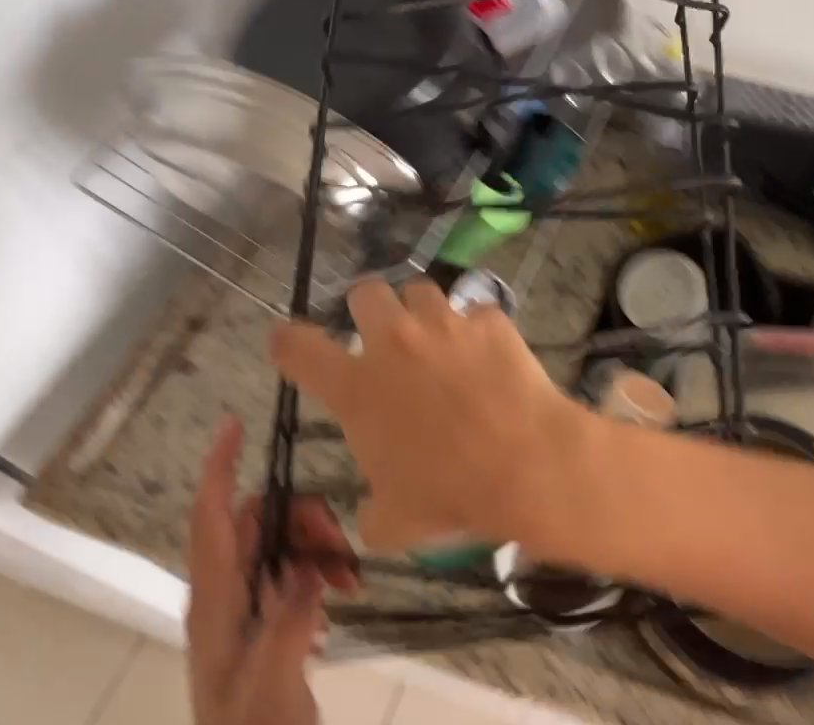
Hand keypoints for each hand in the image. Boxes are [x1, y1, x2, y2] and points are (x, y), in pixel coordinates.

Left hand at [186, 418, 356, 724]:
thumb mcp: (270, 686)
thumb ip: (287, 626)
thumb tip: (308, 568)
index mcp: (214, 603)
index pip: (209, 521)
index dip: (217, 470)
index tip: (233, 426)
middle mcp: (224, 594)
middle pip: (257, 522)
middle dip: (302, 516)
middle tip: (342, 546)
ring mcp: (245, 605)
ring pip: (281, 541)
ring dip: (319, 544)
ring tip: (353, 578)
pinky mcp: (267, 617)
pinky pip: (295, 569)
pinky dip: (323, 568)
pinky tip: (344, 592)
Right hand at [270, 277, 594, 554]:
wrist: (526, 463)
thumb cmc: (450, 494)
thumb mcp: (393, 521)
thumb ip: (372, 511)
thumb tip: (373, 515)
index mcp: (357, 387)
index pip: (299, 349)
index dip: (288, 342)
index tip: (288, 342)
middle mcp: (395, 343)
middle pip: (365, 293)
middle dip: (368, 309)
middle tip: (382, 337)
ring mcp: (446, 324)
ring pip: (420, 291)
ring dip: (421, 312)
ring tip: (437, 339)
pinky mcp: (491, 321)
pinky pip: (476, 313)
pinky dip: (477, 330)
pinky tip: (488, 356)